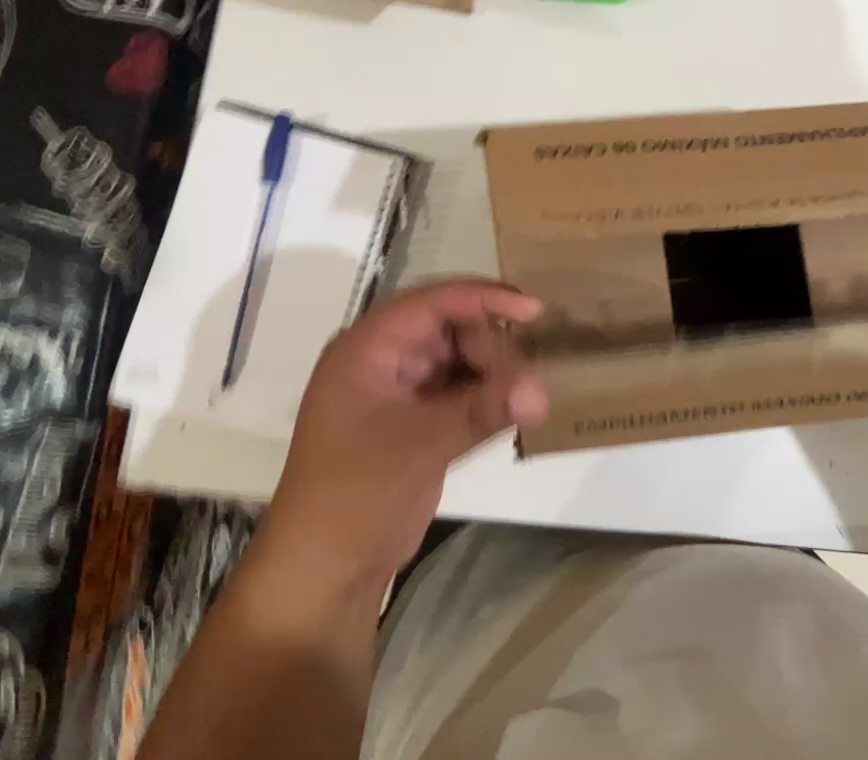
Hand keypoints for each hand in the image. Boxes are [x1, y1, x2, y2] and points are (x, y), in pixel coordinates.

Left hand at [263, 279, 547, 581]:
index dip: (483, 299)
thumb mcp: (419, 444)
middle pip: (450, 329)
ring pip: (459, 361)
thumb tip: (541, 392)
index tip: (532, 310)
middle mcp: (383, 361)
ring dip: (494, 373)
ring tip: (531, 393)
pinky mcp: (417, 425)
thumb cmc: (356, 493)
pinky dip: (488, 398)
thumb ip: (482, 410)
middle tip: (528, 378)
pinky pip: (460, 394)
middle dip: (492, 346)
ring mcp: (400, 394)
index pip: (431, 302)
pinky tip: (518, 409)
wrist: (326, 568)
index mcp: (367, 349)